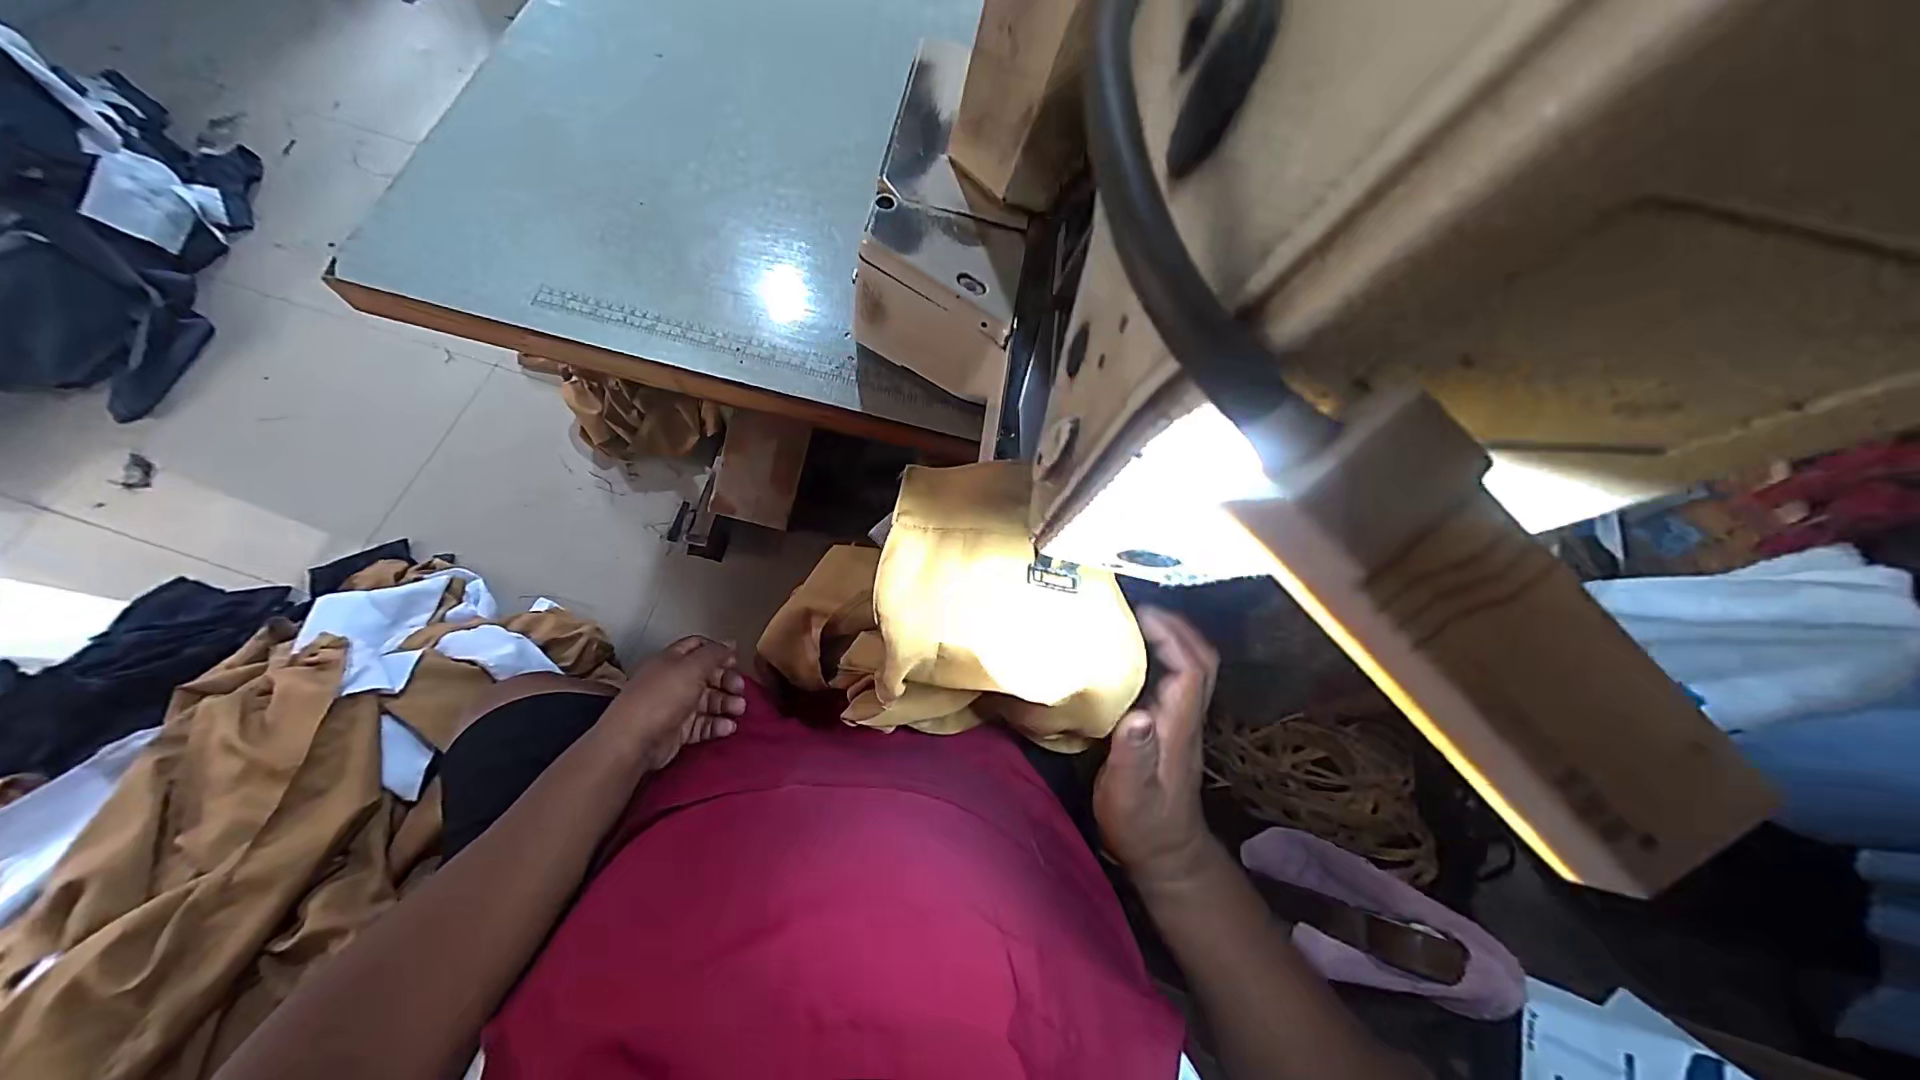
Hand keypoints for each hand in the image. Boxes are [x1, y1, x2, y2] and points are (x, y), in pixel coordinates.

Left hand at [601, 636, 746, 770]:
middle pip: (707, 676)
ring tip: (738, 710)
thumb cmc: (663, 697)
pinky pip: (703, 724)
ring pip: (708, 701)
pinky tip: (728, 728)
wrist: (633, 741)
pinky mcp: (679, 730)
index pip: (698, 647)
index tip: (735, 661)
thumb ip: (714, 654)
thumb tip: (731, 642)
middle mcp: (674, 681)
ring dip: (726, 704)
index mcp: (672, 661)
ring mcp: (676, 707)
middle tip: (740, 690)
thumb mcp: (692, 668)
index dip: (718, 651)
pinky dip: (717, 725)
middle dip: (727, 681)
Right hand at [1094, 608, 1222, 886]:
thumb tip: (1137, 713)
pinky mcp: (1171, 724)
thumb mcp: (1127, 795)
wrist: (1167, 853)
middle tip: (1135, 606)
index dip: (1170, 634)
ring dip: (1170, 634)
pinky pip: (1176, 675)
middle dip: (1174, 624)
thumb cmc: (1142, 825)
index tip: (1137, 612)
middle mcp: (1187, 716)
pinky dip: (1160, 653)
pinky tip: (1130, 651)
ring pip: (1192, 664)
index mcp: (1178, 726)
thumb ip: (1132, 756)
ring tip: (1131, 619)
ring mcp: (1183, 720)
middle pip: (1201, 657)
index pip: (1190, 668)